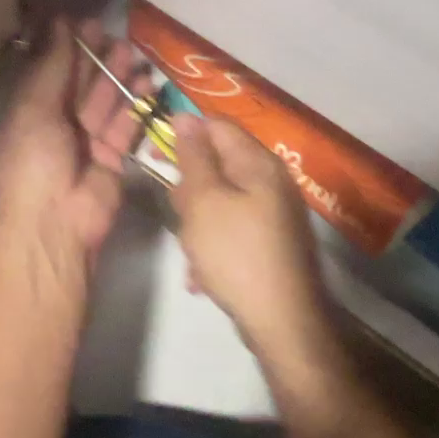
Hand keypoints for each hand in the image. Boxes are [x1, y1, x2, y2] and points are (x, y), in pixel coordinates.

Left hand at [0, 19, 150, 283]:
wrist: (54, 224)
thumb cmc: (33, 162)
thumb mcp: (34, 108)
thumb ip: (53, 67)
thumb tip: (60, 24)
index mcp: (30, 114)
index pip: (51, 73)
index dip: (68, 48)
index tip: (87, 23)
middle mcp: (57, 126)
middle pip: (80, 86)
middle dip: (97, 60)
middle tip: (116, 34)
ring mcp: (85, 144)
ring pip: (105, 103)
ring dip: (118, 78)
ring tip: (135, 52)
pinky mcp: (112, 159)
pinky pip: (125, 126)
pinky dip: (136, 106)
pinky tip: (148, 83)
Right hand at [169, 116, 326, 351]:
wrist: (282, 321)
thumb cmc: (235, 253)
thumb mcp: (204, 200)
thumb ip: (193, 157)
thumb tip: (185, 116)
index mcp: (258, 164)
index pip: (217, 126)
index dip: (185, 134)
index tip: (156, 156)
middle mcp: (272, 182)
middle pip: (219, 165)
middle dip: (190, 189)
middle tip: (178, 212)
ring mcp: (275, 215)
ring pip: (221, 202)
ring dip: (198, 223)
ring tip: (192, 252)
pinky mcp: (272, 244)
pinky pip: (232, 231)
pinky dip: (213, 247)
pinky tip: (202, 276)